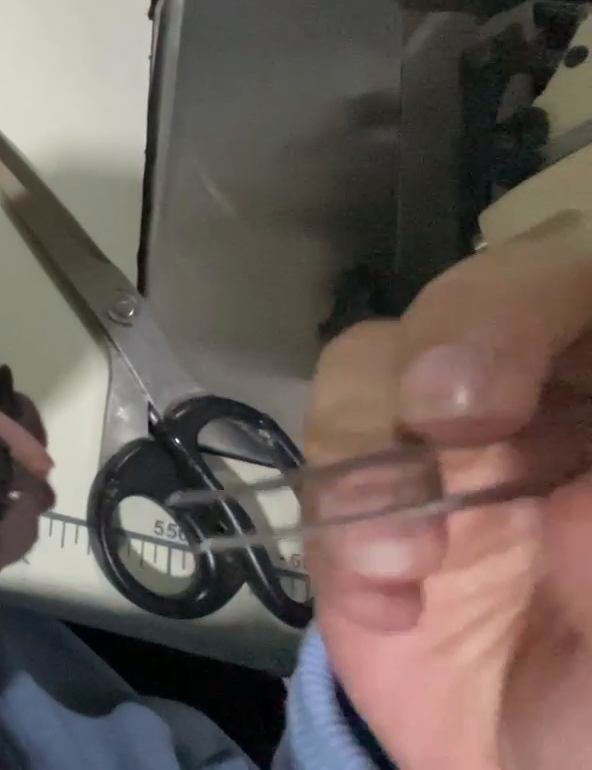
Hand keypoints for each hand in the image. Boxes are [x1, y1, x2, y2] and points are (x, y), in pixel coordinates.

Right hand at [307, 214, 591, 768]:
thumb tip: (529, 421)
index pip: (581, 284)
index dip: (532, 297)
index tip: (499, 384)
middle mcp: (543, 409)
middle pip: (471, 295)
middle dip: (453, 339)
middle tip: (445, 424)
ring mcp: (439, 453)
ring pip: (366, 366)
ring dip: (367, 448)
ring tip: (402, 554)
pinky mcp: (356, 500)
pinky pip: (314, 466)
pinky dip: (334, 527)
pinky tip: (382, 594)